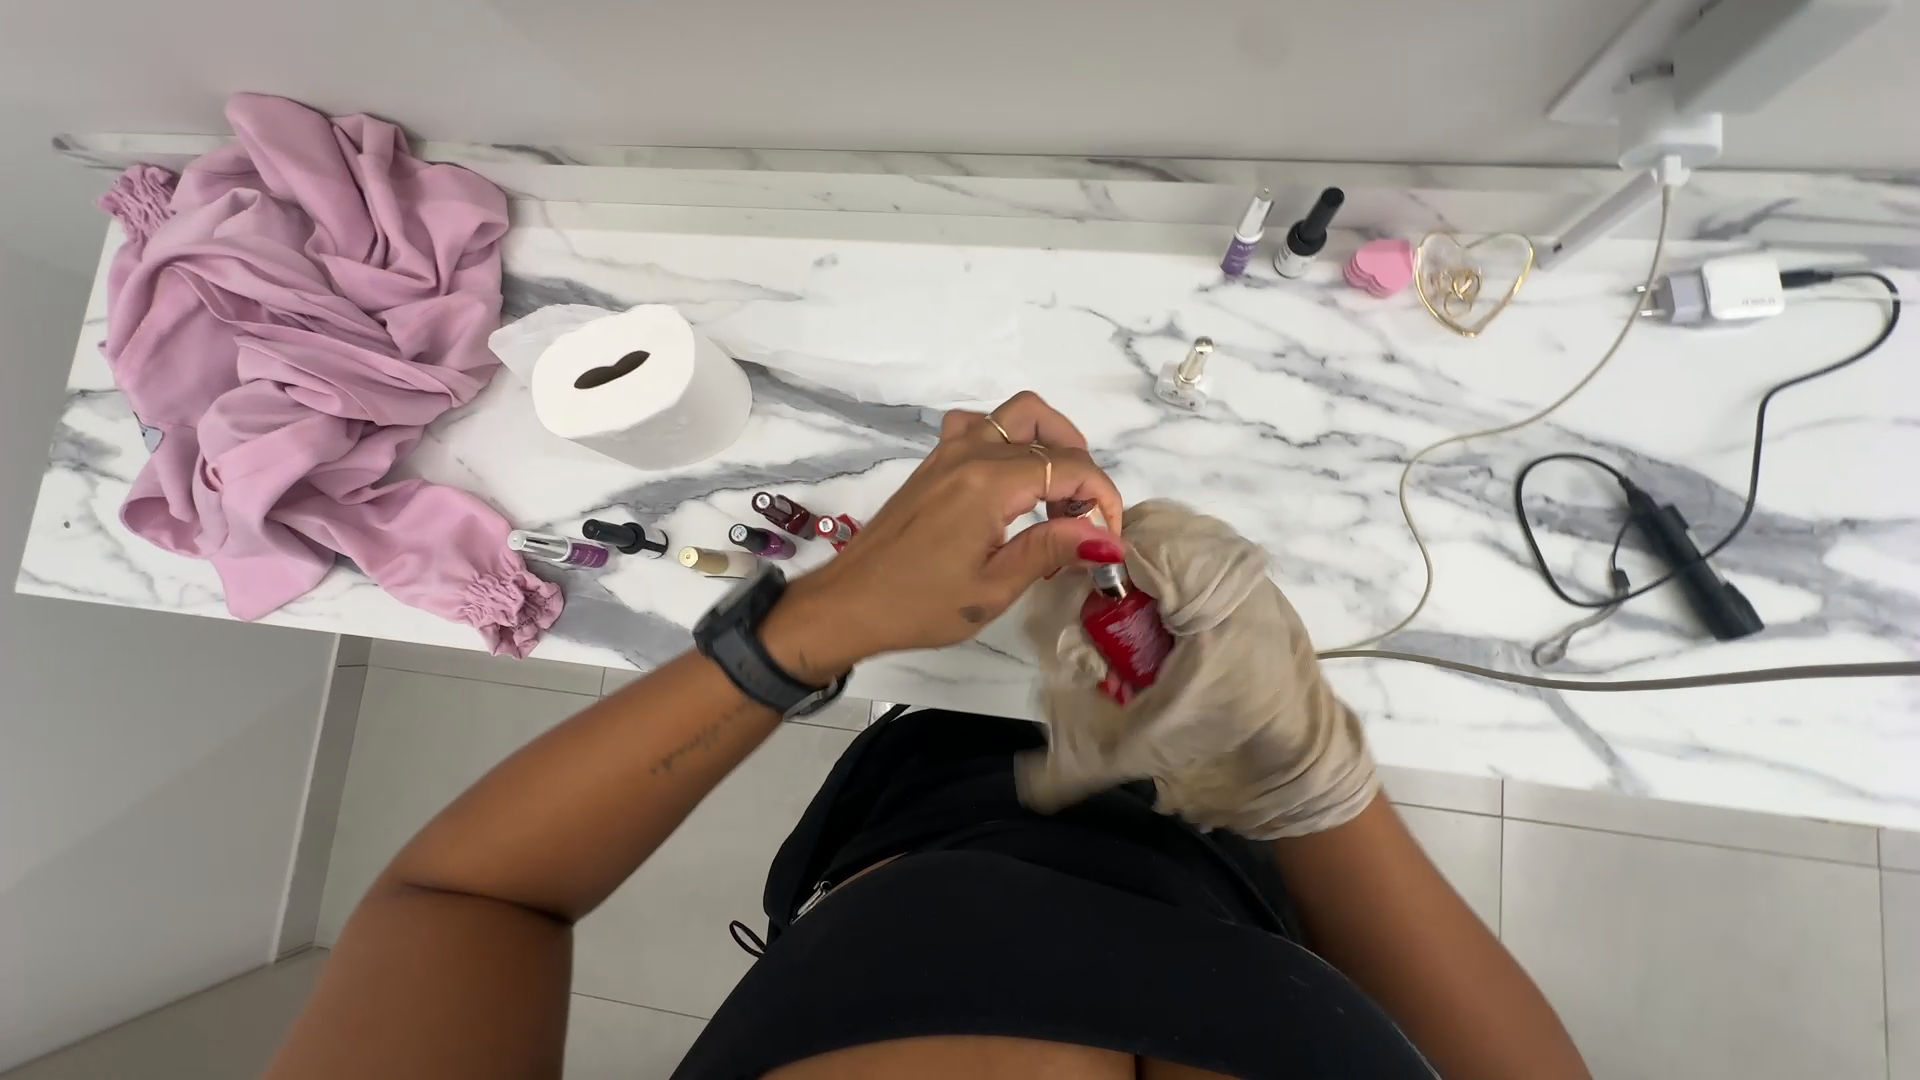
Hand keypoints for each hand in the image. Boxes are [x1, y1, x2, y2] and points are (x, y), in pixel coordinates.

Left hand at [762, 392, 1124, 679]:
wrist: (849, 603)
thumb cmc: (919, 605)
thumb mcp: (993, 587)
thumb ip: (1051, 549)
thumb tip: (1108, 537)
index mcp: (988, 482)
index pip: (1070, 466)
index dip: (1103, 498)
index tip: (1109, 538)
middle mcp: (969, 452)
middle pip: (1047, 428)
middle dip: (1080, 467)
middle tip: (1083, 517)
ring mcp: (947, 452)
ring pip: (1015, 416)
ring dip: (1048, 443)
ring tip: (1056, 496)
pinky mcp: (934, 463)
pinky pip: (980, 427)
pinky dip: (1009, 440)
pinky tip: (1010, 480)